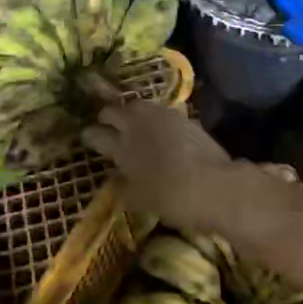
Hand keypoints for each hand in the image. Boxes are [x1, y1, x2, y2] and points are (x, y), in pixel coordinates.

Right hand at [80, 100, 235, 231]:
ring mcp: (161, 116)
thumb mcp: (139, 199)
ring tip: (132, 124)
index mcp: (121, 147)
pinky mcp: (183, 116)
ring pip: (136, 105)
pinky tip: (158, 129)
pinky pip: (159, 111)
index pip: (95, 135)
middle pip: (112, 110)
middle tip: (107, 125)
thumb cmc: (171, 198)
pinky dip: (153, 118)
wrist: (214, 185)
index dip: (90, 135)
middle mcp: (136, 125)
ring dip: (130, 112)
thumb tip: (115, 179)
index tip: (88, 137)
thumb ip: (122, 186)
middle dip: (106, 116)